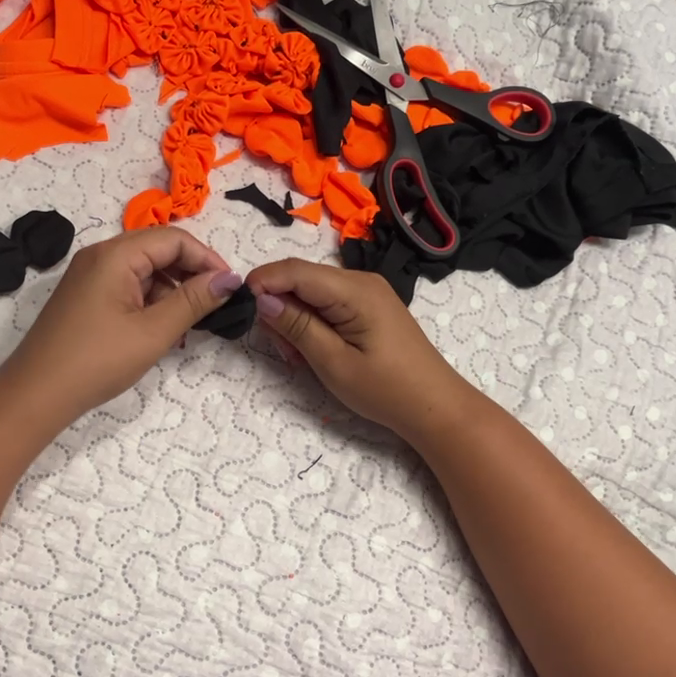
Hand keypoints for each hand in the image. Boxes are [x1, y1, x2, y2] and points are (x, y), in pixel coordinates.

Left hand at [0, 227, 242, 423]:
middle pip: (158, 249)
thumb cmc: (97, 361)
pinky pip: (127, 286)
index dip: (207, 259)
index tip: (230, 288)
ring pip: (144, 270)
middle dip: (191, 273)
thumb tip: (229, 279)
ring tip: (191, 324)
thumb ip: (193, 302)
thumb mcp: (153, 332)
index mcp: (115, 255)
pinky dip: (151, 302)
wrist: (36, 394)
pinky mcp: (85, 297)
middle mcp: (100, 256)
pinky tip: (163, 330)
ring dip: (172, 291)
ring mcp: (89, 276)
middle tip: (216, 305)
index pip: (174, 239)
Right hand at [246, 259, 476, 441]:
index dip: (262, 282)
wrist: (434, 406)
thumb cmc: (385, 389)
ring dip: (294, 318)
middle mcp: (360, 280)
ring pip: (312, 291)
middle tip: (281, 349)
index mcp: (354, 290)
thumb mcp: (333, 362)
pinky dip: (311, 322)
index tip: (241, 309)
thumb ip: (297, 326)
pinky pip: (328, 302)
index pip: (294, 270)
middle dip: (278, 306)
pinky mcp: (369, 306)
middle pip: (301, 278)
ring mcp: (367, 292)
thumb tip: (261, 298)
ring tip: (298, 357)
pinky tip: (313, 350)